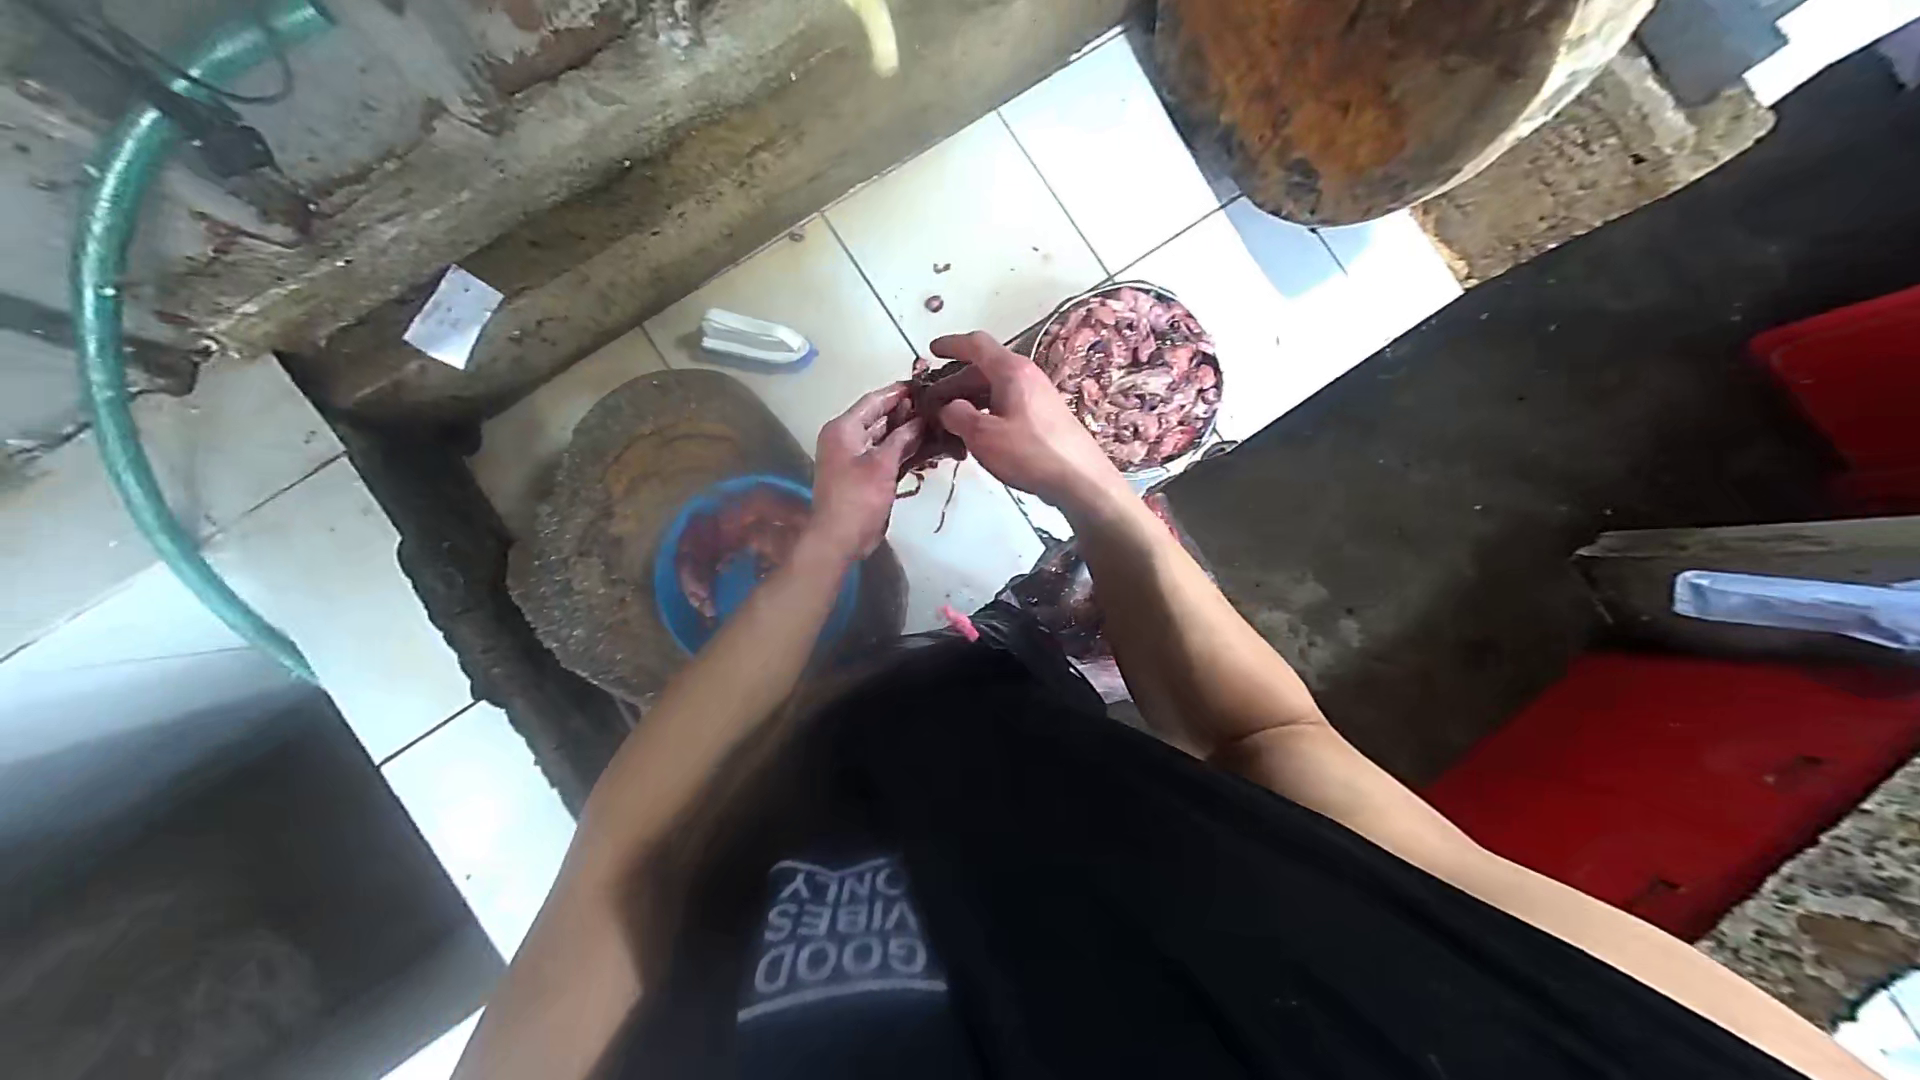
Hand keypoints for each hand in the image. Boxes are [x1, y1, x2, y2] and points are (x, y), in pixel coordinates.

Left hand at [807, 383, 923, 561]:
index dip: (899, 393)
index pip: (874, 401)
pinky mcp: (867, 476)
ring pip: (887, 438)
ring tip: (939, 425)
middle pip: (881, 418)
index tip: (925, 385)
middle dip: (908, 414)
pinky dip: (905, 453)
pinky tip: (929, 449)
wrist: (840, 538)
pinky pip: (888, 456)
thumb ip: (902, 438)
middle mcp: (848, 439)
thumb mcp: (882, 464)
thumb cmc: (857, 498)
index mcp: (843, 429)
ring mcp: (857, 458)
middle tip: (938, 406)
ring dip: (910, 434)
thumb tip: (920, 420)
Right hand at [924, 331, 1130, 516]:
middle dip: (954, 383)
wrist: (1080, 479)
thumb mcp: (983, 435)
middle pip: (983, 370)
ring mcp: (1037, 396)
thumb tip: (949, 408)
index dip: (951, 344)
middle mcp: (1026, 376)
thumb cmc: (1030, 453)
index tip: (931, 350)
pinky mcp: (1043, 417)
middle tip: (932, 403)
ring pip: (994, 390)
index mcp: (1011, 371)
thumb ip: (957, 416)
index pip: (976, 345)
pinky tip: (977, 438)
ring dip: (968, 402)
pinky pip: (1007, 406)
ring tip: (949, 425)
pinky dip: (986, 414)